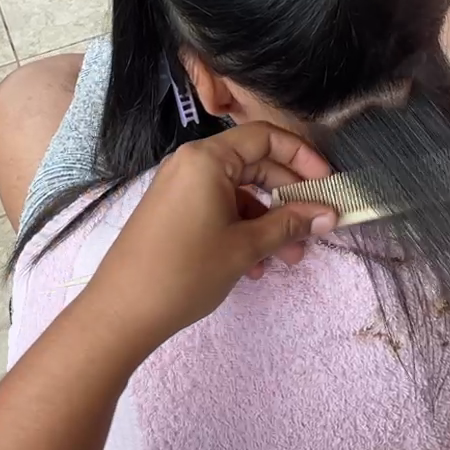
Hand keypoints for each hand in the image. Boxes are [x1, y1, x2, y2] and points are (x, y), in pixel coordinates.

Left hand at [80, 122, 337, 351]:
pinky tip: (255, 266)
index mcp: (207, 159)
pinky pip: (219, 208)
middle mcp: (192, 163)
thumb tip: (328, 214)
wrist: (121, 312)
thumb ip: (289, 224)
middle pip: (255, 164)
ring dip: (269, 221)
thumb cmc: (185, 271)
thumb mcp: (245, 247)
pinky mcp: (175, 211)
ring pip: (240, 192)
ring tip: (288, 258)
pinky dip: (243, 229)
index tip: (328, 183)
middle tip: (316, 225)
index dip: (303, 156)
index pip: (266, 137)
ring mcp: (181, 187)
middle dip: (289, 197)